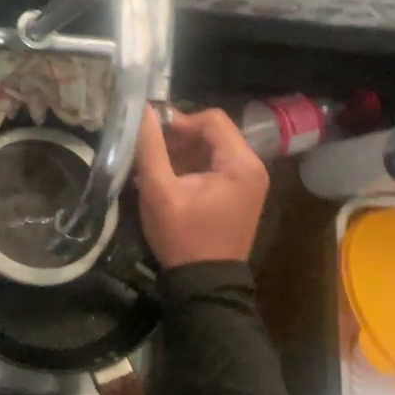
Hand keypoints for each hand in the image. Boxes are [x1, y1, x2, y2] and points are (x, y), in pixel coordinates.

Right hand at [133, 106, 269, 267]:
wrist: (204, 283)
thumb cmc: (183, 235)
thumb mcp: (159, 190)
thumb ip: (150, 148)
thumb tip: (143, 110)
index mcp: (241, 163)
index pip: (212, 119)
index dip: (179, 120)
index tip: (151, 134)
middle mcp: (252, 168)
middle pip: (213, 133)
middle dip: (178, 137)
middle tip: (148, 150)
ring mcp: (248, 183)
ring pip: (212, 150)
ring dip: (182, 152)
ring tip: (153, 166)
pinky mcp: (238, 196)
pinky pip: (214, 167)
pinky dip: (190, 167)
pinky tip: (167, 180)